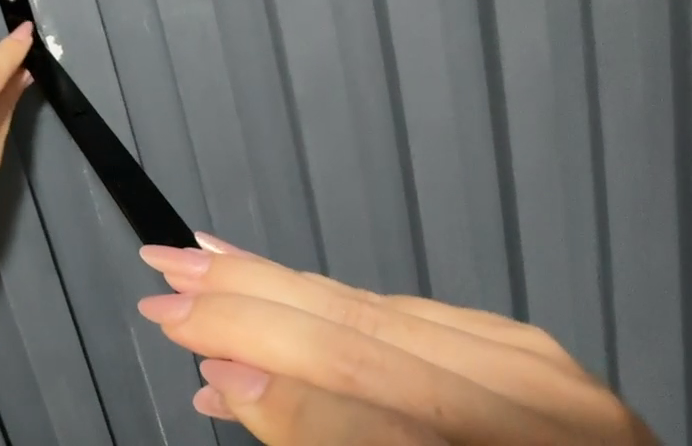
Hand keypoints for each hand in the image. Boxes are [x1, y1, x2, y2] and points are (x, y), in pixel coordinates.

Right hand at [138, 236, 657, 443]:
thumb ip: (328, 443)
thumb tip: (229, 377)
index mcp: (507, 435)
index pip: (346, 364)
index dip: (247, 335)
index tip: (170, 316)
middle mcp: (529, 386)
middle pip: (352, 317)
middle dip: (242, 289)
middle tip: (161, 263)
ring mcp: (529, 360)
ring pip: (367, 304)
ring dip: (269, 285)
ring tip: (197, 265)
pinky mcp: (519, 346)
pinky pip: (396, 312)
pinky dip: (323, 304)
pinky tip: (276, 291)